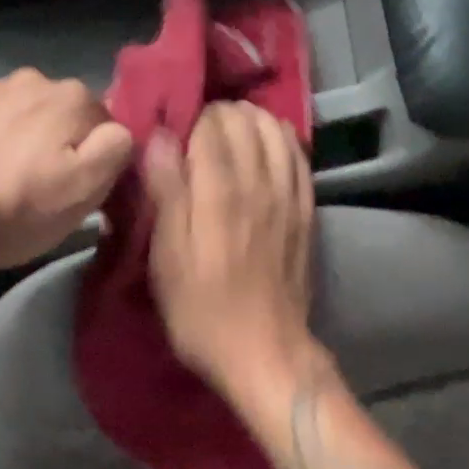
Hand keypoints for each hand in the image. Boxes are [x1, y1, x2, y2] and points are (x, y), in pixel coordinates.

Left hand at [0, 68, 132, 272]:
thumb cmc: (13, 207)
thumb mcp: (84, 191)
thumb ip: (116, 151)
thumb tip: (121, 133)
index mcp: (72, 97)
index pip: (109, 127)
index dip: (102, 163)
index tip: (87, 196)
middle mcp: (31, 80)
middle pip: (66, 119)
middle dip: (63, 149)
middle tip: (47, 195)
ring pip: (26, 121)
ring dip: (27, 146)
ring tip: (10, 187)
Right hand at [144, 101, 317, 391]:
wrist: (265, 352)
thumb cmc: (202, 312)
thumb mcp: (167, 260)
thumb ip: (166, 194)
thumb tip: (162, 137)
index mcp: (220, 191)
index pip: (209, 123)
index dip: (187, 120)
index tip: (171, 136)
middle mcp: (260, 181)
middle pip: (244, 120)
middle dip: (217, 116)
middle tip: (195, 137)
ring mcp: (289, 195)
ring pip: (275, 130)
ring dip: (250, 121)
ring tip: (229, 135)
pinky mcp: (306, 211)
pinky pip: (298, 156)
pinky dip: (281, 140)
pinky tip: (267, 146)